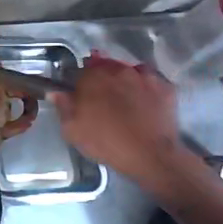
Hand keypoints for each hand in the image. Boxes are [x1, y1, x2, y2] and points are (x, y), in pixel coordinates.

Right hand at [53, 55, 194, 193]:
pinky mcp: (165, 87)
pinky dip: (146, 88)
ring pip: (130, 71)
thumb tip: (56, 92)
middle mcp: (119, 69)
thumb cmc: (106, 143)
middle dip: (103, 79)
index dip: (81, 83)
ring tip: (126, 101)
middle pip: (107, 67)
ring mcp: (145, 76)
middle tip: (104, 99)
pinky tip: (146, 102)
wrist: (150, 155)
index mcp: (93, 77)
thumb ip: (63, 107)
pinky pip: (151, 82)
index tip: (82, 96)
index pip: (82, 70)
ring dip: (125, 81)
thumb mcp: (73, 130)